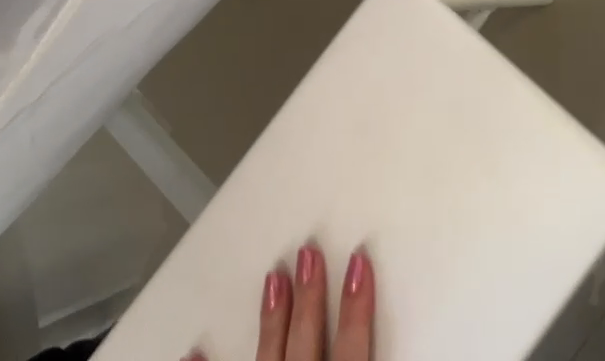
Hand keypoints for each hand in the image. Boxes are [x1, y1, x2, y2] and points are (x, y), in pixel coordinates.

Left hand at [186, 245, 374, 360]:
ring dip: (271, 319)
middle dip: (308, 296)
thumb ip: (362, 357)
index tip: (358, 261)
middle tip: (308, 253)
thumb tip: (410, 358)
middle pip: (305, 341)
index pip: (352, 347)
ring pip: (267, 357)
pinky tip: (193, 352)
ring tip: (272, 278)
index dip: (357, 306)